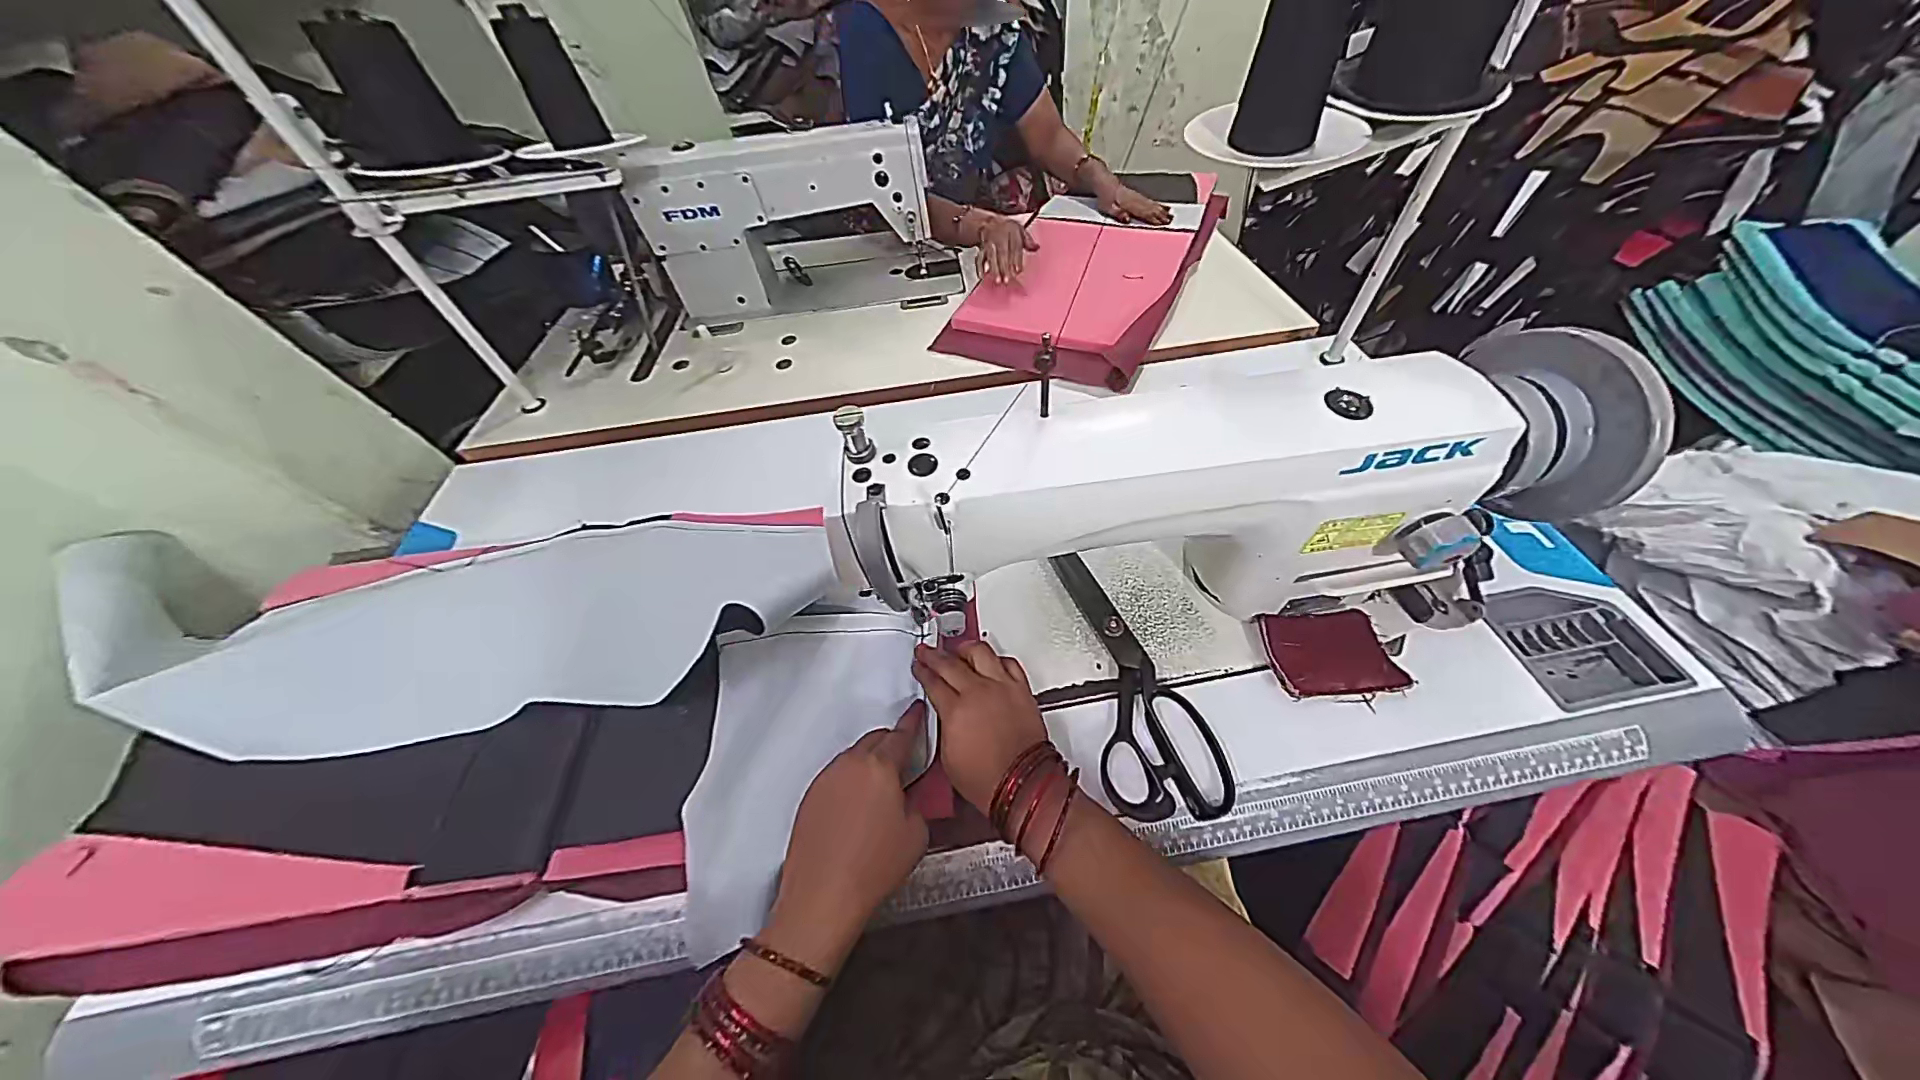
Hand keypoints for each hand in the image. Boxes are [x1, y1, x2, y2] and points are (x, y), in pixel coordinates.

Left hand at [767, 703, 930, 968]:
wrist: (823, 896)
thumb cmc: (871, 867)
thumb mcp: (916, 832)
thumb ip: (918, 800)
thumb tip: (910, 794)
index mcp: (880, 766)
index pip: (902, 733)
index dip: (914, 721)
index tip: (917, 712)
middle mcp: (850, 764)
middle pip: (875, 739)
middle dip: (892, 744)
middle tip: (906, 761)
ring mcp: (826, 779)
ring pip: (854, 757)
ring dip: (869, 764)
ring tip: (881, 794)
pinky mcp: (810, 796)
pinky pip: (837, 777)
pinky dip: (850, 783)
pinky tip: (858, 811)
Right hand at [912, 642, 1049, 813]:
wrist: (1021, 785)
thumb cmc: (989, 779)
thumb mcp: (947, 757)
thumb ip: (944, 727)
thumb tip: (944, 715)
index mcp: (955, 710)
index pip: (933, 682)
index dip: (923, 672)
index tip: (920, 667)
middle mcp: (978, 693)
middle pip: (950, 663)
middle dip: (934, 656)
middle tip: (928, 653)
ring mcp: (1002, 688)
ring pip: (981, 653)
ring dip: (966, 649)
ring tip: (959, 649)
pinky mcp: (1021, 691)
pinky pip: (1009, 664)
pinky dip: (998, 659)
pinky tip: (993, 661)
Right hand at [974, 212, 1039, 284]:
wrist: (990, 223)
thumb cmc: (1008, 230)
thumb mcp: (1020, 230)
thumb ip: (1028, 241)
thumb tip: (1036, 247)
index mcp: (1011, 230)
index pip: (1015, 246)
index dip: (1016, 259)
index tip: (1018, 270)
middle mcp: (999, 235)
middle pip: (1002, 253)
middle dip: (1004, 267)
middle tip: (1007, 279)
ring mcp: (989, 242)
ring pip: (991, 256)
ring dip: (994, 269)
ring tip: (997, 280)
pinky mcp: (982, 248)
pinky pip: (980, 257)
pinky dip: (980, 267)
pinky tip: (983, 275)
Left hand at [1096, 181, 1171, 226]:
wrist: (1104, 183)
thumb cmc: (1105, 197)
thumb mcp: (1107, 208)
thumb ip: (1118, 214)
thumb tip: (1127, 220)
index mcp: (1129, 204)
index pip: (1144, 213)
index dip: (1153, 219)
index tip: (1162, 224)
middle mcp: (1135, 200)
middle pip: (1150, 208)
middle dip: (1161, 215)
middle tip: (1170, 220)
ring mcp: (1137, 197)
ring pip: (1152, 204)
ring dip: (1161, 209)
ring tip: (1170, 214)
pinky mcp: (1136, 195)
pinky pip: (1149, 200)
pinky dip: (1157, 204)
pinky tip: (1161, 206)